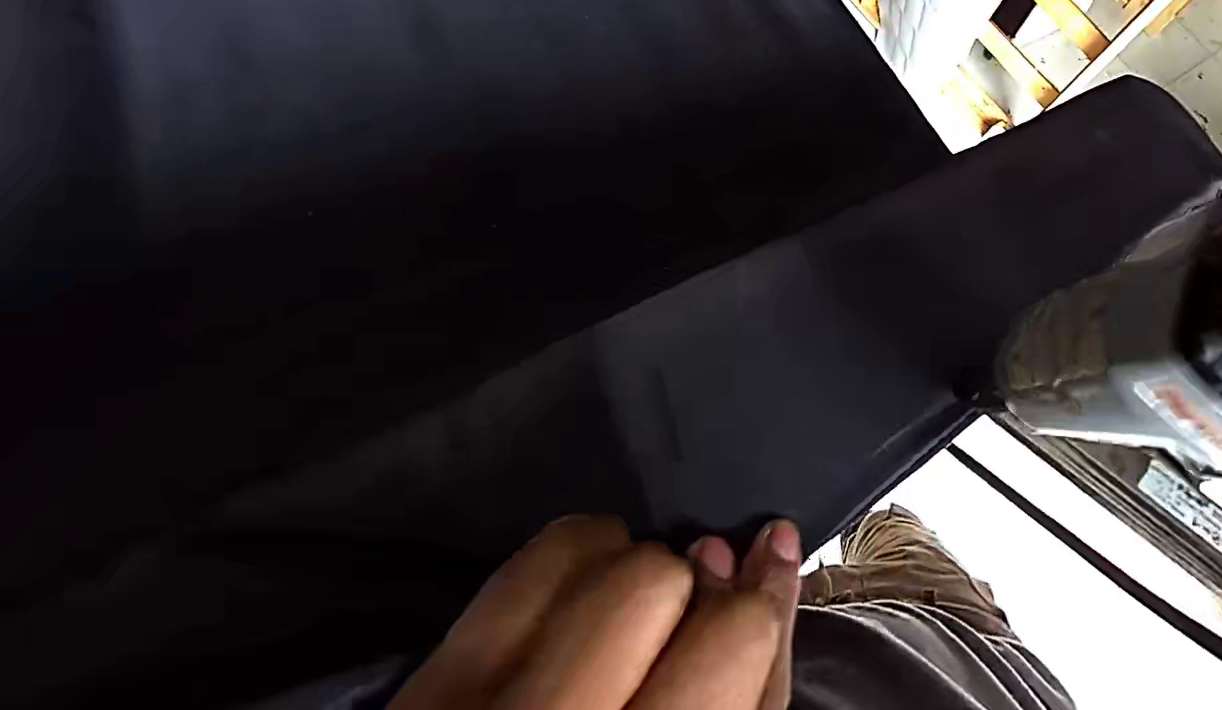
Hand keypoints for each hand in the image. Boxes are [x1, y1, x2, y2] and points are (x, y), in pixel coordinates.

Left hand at [391, 516, 802, 709]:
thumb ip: (761, 673)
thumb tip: (773, 554)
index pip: (728, 634)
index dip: (763, 593)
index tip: (770, 564)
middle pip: (653, 580)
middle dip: (687, 589)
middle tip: (679, 630)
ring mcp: (466, 709)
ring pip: (592, 554)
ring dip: (631, 570)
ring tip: (626, 624)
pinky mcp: (422, 686)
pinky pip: (530, 559)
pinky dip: (579, 554)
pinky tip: (583, 603)